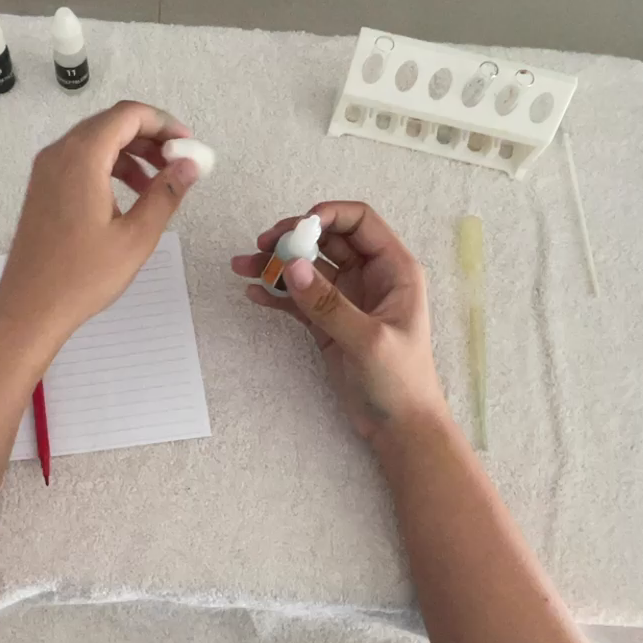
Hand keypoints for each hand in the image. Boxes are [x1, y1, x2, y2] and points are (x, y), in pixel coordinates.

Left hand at [0, 101, 200, 348]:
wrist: (31, 307)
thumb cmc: (82, 277)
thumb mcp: (136, 237)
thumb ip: (166, 194)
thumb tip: (190, 165)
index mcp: (82, 158)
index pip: (128, 115)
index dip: (163, 123)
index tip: (187, 145)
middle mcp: (59, 154)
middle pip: (110, 124)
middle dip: (149, 138)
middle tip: (177, 164)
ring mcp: (46, 171)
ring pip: (95, 143)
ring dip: (129, 155)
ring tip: (155, 186)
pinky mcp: (42, 189)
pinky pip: (79, 162)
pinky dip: (108, 168)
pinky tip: (126, 199)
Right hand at [232, 201, 448, 444]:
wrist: (399, 426)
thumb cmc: (400, 381)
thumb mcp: (367, 340)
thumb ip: (328, 303)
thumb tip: (292, 267)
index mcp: (394, 270)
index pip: (360, 222)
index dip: (328, 215)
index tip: (296, 227)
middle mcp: (370, 277)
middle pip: (327, 240)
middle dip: (293, 238)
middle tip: (261, 246)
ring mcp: (346, 299)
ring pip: (307, 268)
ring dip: (276, 264)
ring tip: (243, 267)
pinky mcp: (327, 321)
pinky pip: (298, 297)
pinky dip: (276, 293)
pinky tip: (254, 292)